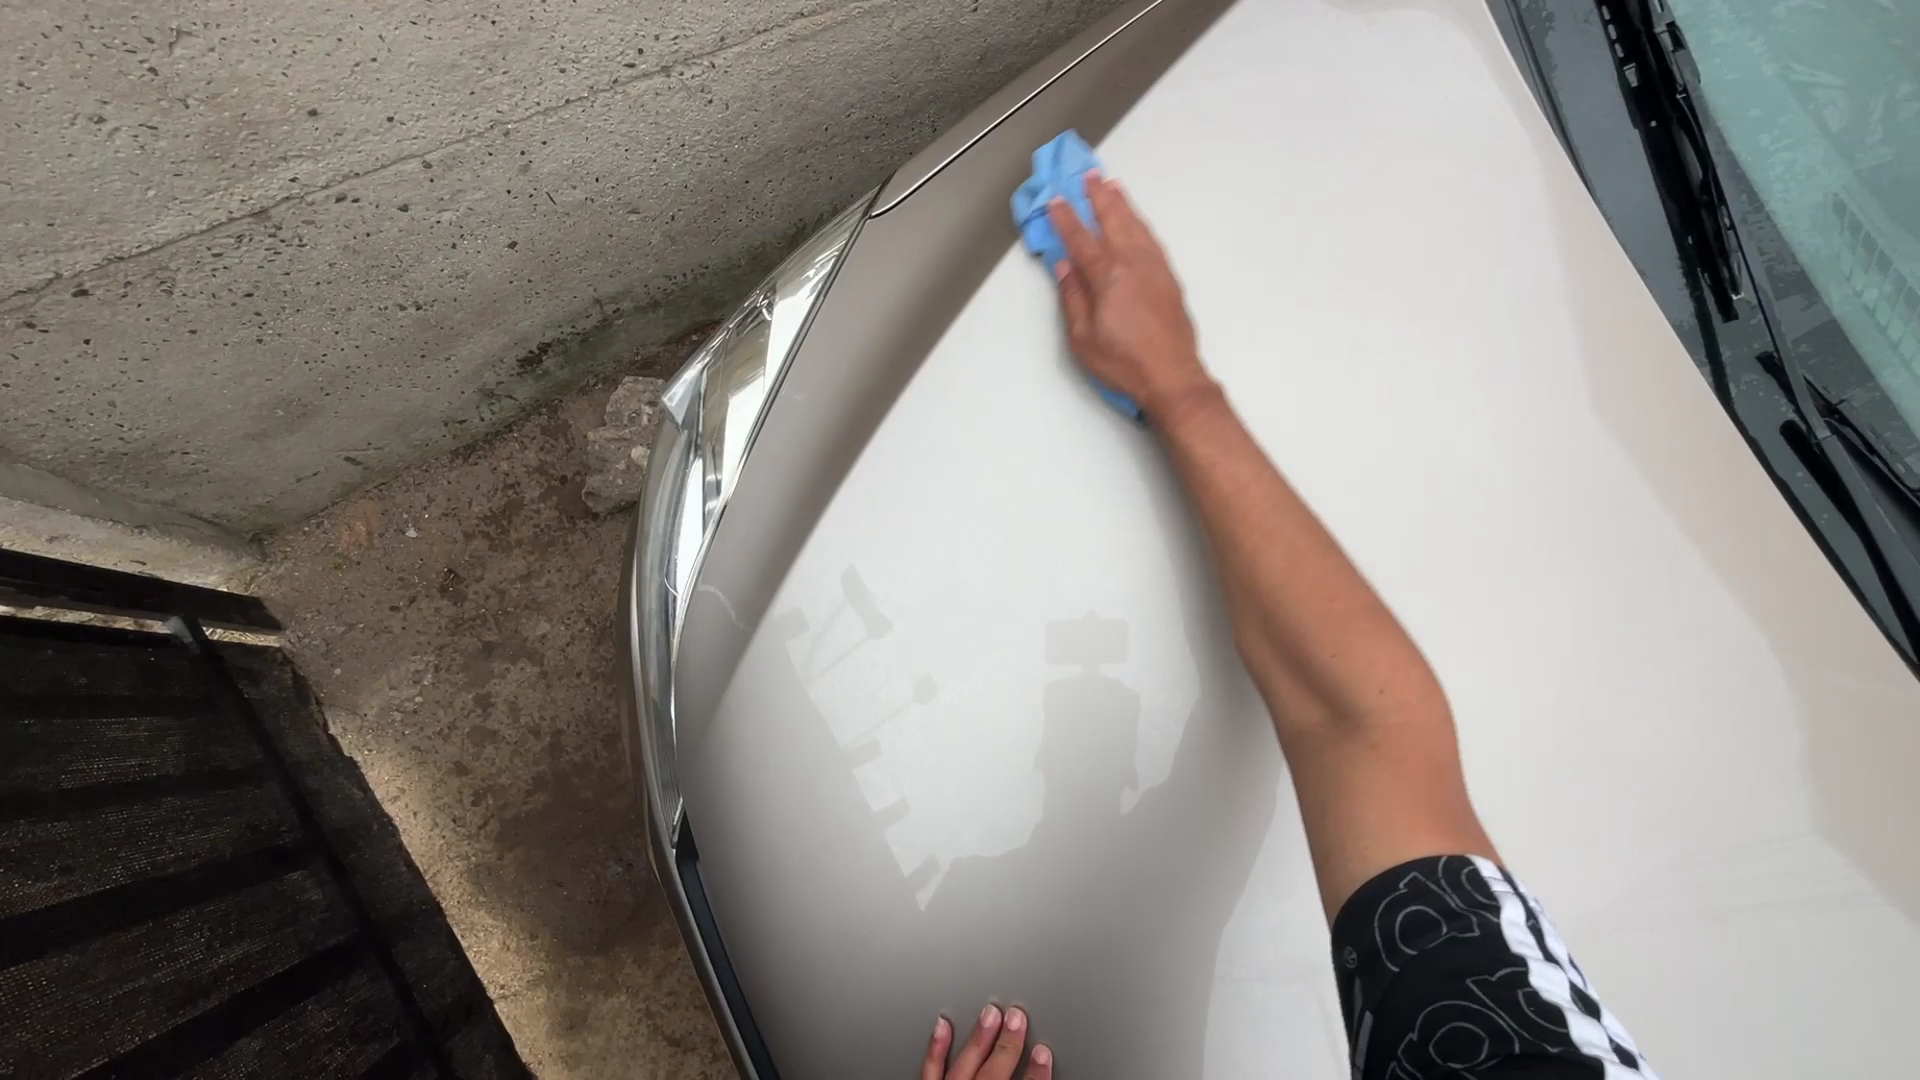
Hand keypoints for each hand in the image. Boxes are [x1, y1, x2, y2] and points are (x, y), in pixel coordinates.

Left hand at [919, 1004, 1051, 1079]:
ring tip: (990, 1012)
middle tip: (1017, 1017)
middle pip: (992, 1074)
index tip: (1044, 1052)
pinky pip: (929, 1072)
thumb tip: (1038, 1072)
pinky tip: (943, 1024)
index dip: (1035, 1073)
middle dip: (1006, 1045)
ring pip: (963, 1066)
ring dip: (978, 1039)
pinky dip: (936, 1049)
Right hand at [1048, 174, 1214, 419]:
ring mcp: (1155, 269)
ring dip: (1123, 205)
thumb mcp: (1083, 338)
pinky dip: (1141, 224)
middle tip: (1088, 176)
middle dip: (1098, 198)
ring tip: (1113, 187)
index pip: (1081, 240)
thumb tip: (1065, 268)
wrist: (1171, 375)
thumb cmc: (1124, 362)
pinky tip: (1137, 222)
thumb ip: (1073, 298)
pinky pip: (1152, 240)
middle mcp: (1134, 264)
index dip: (1067, 219)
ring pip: (1136, 226)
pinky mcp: (1169, 280)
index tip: (1056, 200)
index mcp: (1108, 277)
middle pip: (1113, 221)